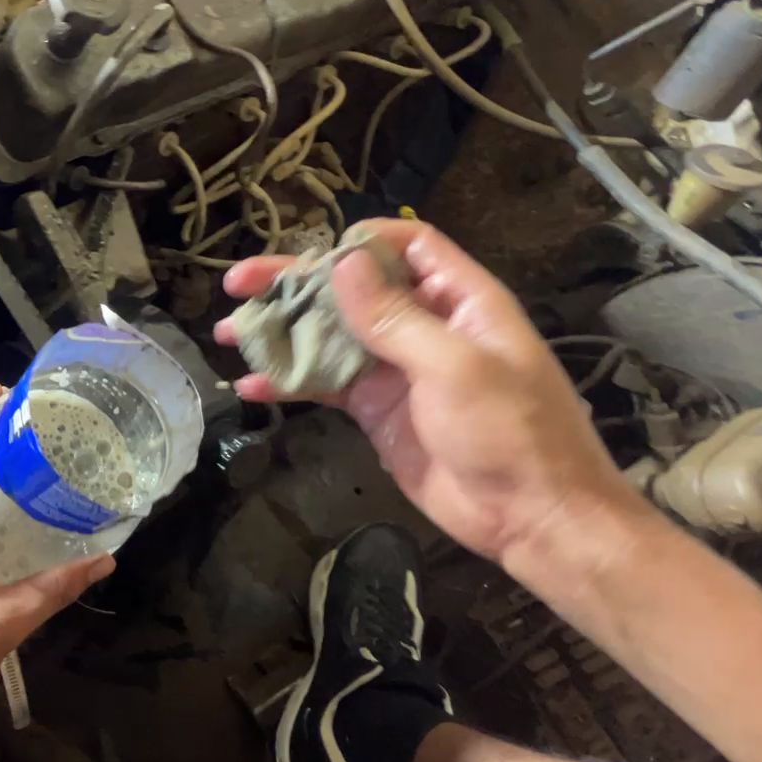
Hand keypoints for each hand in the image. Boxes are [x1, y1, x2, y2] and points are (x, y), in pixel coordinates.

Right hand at [215, 219, 642, 561]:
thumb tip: (341, 263)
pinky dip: (285, 381)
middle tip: (237, 284)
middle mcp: (419, 326)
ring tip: (229, 334)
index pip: (407, 248)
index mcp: (456, 302)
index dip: (358, 242)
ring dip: (278, 332)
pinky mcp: (371, 406)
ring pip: (325, 334)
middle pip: (348, 288)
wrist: (532, 519)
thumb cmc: (512, 433)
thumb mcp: (456, 367)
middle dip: (291, 284)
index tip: (309, 254)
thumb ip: (395, 317)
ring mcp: (391, 367)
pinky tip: (250, 386)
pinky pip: (321, 383)